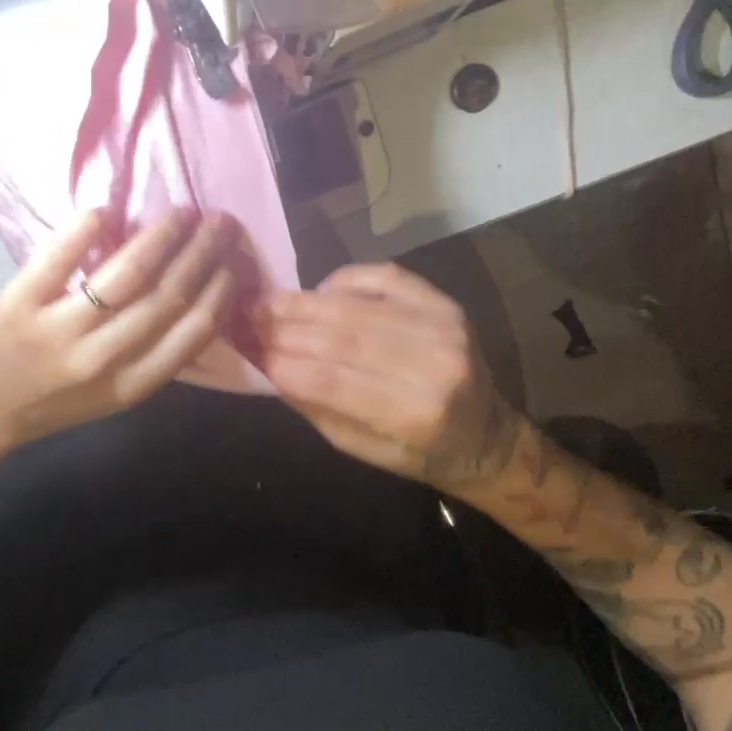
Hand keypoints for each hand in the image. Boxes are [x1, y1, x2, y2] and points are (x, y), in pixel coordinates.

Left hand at [0, 209, 236, 455]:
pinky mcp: (19, 304)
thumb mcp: (108, 397)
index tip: (235, 263)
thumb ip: (146, 357)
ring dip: (161, 235)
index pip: (191, 333)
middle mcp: (101, 360)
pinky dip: (87, 227)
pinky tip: (108, 208)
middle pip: (166, 296)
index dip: (220, 293)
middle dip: (202, 254)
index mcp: (129, 386)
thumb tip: (189, 302)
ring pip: (126, 274)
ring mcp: (59, 331)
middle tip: (220, 223)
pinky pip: (60, 257)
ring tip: (181, 213)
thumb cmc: (48, 406)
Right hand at [257, 263, 522, 491]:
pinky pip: (386, 278)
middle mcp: (433, 365)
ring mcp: (443, 328)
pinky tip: (319, 292)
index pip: (331, 381)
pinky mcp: (445, 303)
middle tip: (246, 319)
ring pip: (358, 308)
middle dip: (286, 327)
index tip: (246, 351)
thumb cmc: (416, 452)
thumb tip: (268, 368)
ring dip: (305, 303)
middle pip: (342, 338)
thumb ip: (316, 407)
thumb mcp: (360, 448)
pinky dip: (346, 280)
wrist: (486, 437)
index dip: (283, 363)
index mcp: (412, 414)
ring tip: (267, 302)